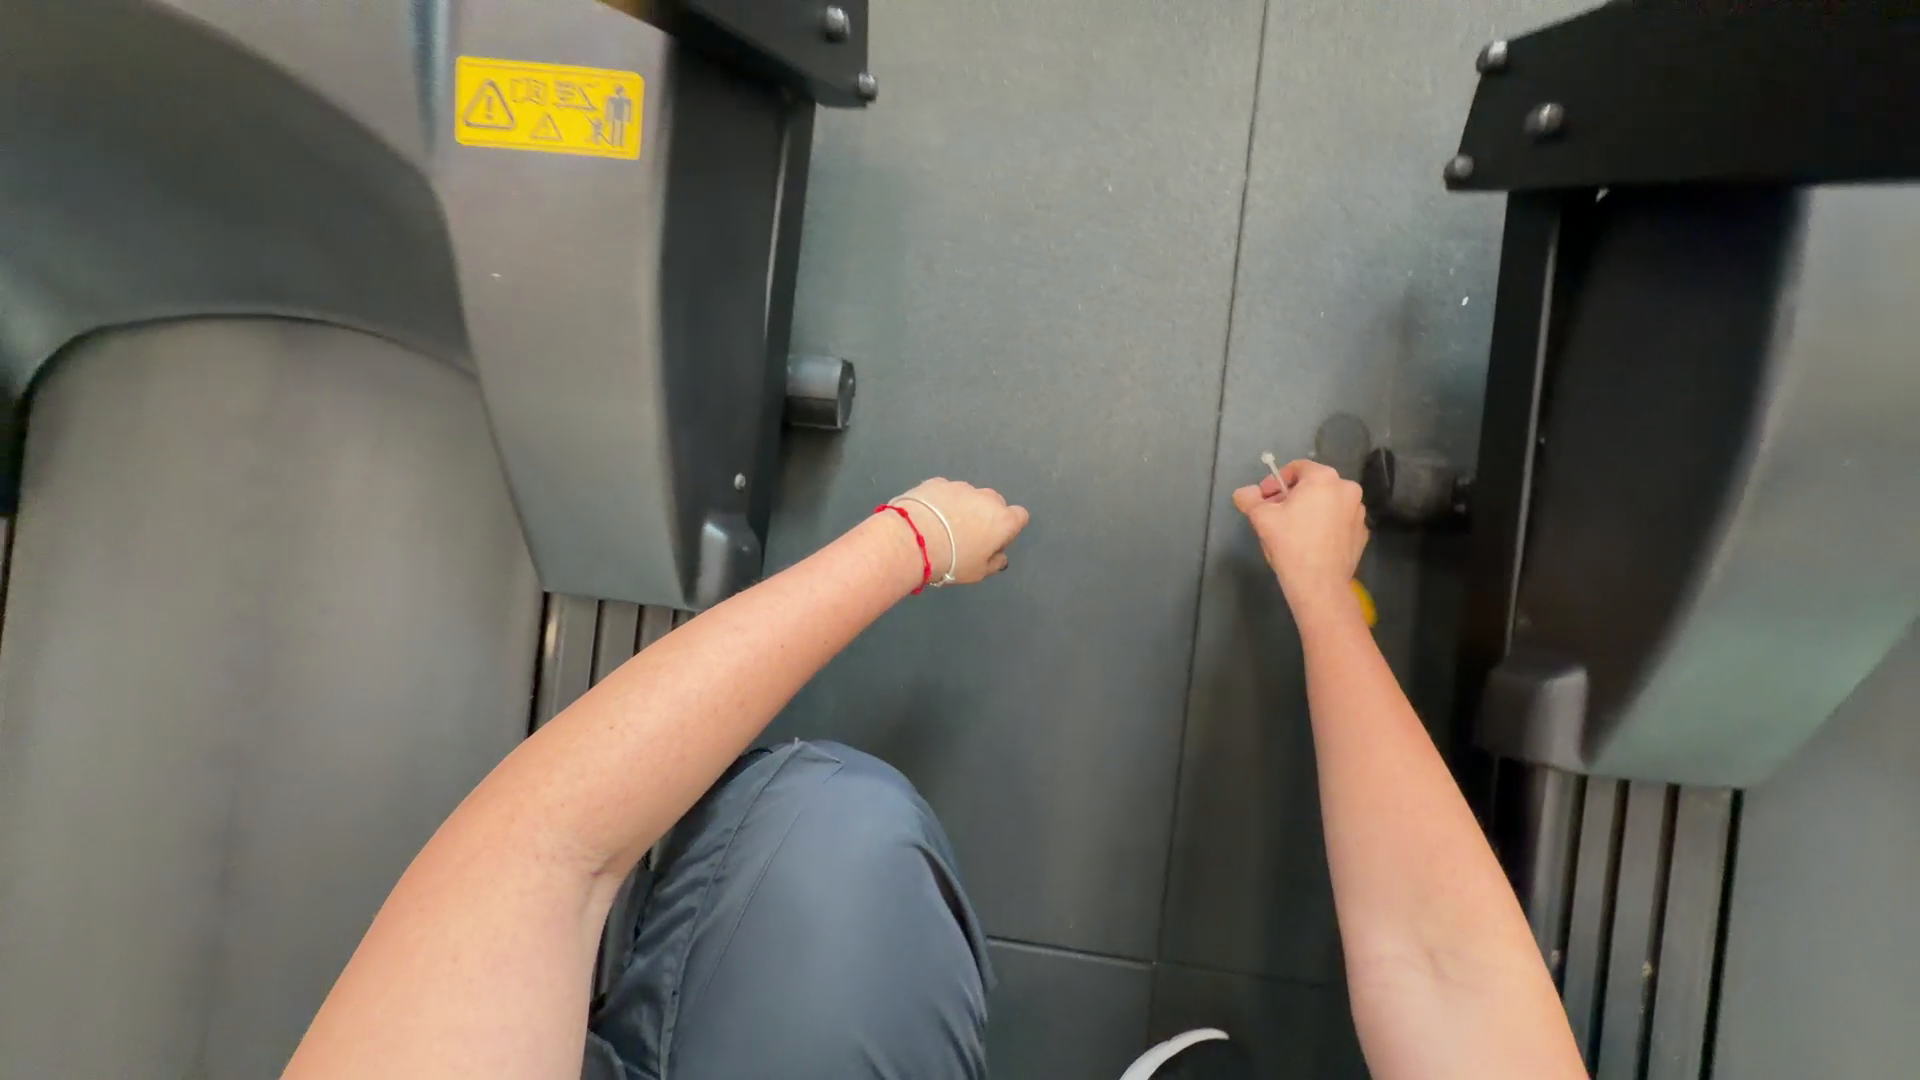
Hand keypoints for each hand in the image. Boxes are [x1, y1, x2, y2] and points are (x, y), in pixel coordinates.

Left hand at [891, 478, 1030, 584]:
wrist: (913, 539)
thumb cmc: (952, 560)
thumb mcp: (978, 572)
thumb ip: (995, 563)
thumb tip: (1000, 557)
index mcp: (1003, 520)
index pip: (1019, 516)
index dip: (1008, 530)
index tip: (993, 542)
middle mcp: (986, 498)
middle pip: (994, 503)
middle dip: (986, 516)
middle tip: (967, 536)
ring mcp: (961, 486)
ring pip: (968, 496)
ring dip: (962, 507)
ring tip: (942, 527)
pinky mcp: (937, 482)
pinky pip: (945, 492)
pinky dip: (940, 501)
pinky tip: (927, 517)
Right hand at [1232, 460, 1368, 607]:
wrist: (1319, 582)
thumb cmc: (1290, 543)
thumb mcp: (1261, 517)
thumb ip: (1249, 499)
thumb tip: (1244, 493)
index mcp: (1324, 478)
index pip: (1296, 468)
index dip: (1275, 481)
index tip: (1263, 499)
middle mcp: (1347, 489)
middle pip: (1313, 485)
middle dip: (1291, 496)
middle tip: (1274, 514)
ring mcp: (1358, 511)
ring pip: (1327, 502)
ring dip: (1308, 509)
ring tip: (1292, 530)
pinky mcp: (1362, 532)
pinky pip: (1338, 520)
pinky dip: (1324, 524)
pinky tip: (1310, 542)